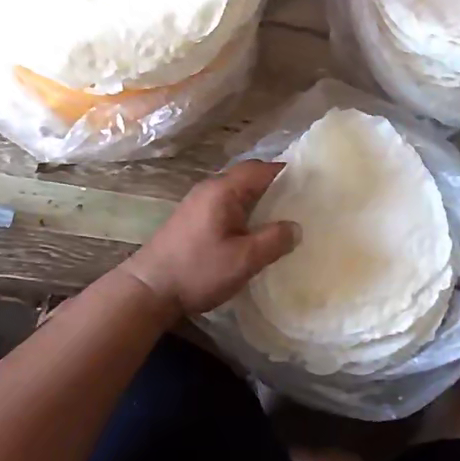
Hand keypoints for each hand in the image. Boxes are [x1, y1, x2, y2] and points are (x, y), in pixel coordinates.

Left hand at [121, 160, 298, 317]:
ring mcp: (199, 203)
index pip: (263, 168)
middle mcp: (211, 188)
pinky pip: (227, 204)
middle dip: (276, 186)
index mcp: (224, 190)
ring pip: (238, 192)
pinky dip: (246, 211)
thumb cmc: (198, 270)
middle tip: (302, 202)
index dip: (288, 174)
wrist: (147, 291)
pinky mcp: (193, 219)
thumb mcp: (244, 259)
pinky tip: (256, 231)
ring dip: (260, 200)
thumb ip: (274, 240)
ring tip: (284, 217)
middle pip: (250, 176)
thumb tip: (296, 227)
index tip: (312, 185)